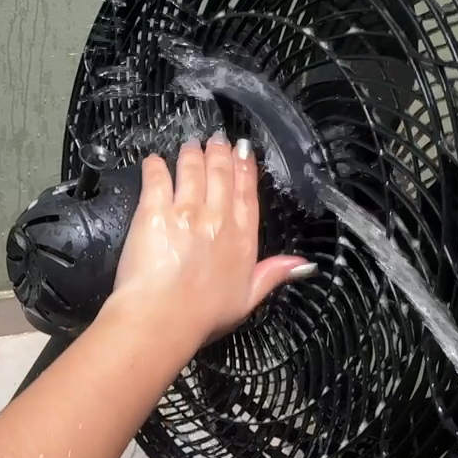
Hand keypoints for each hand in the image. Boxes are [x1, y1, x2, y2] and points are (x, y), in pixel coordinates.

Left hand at [103, 133, 309, 347]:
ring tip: (188, 146)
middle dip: (218, 152)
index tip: (242, 151)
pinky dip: (155, 166)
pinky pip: (156, 178)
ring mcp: (185, 211)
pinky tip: (154, 161)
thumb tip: (304, 264)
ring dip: (190, 154)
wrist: (163, 318)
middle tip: (214, 140)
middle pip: (220, 174)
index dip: (244, 168)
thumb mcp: (247, 300)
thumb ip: (273, 275)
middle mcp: (217, 218)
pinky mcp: (153, 211)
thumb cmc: (203, 316)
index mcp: (242, 238)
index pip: (246, 193)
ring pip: (190, 170)